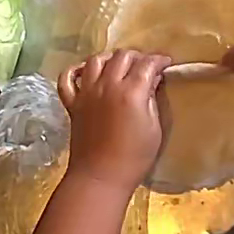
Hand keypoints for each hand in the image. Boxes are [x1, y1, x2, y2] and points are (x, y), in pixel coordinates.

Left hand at [57, 50, 170, 190]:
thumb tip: (152, 80)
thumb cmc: (135, 157)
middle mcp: (107, 85)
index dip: (159, 60)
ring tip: (120, 65)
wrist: (101, 176)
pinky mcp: (72, 103)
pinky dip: (76, 70)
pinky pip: (67, 78)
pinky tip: (86, 72)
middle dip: (138, 56)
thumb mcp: (154, 127)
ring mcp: (86, 93)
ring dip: (111, 58)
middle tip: (146, 66)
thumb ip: (152, 99)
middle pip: (122, 56)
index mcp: (131, 92)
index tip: (166, 63)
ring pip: (96, 60)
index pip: (147, 64)